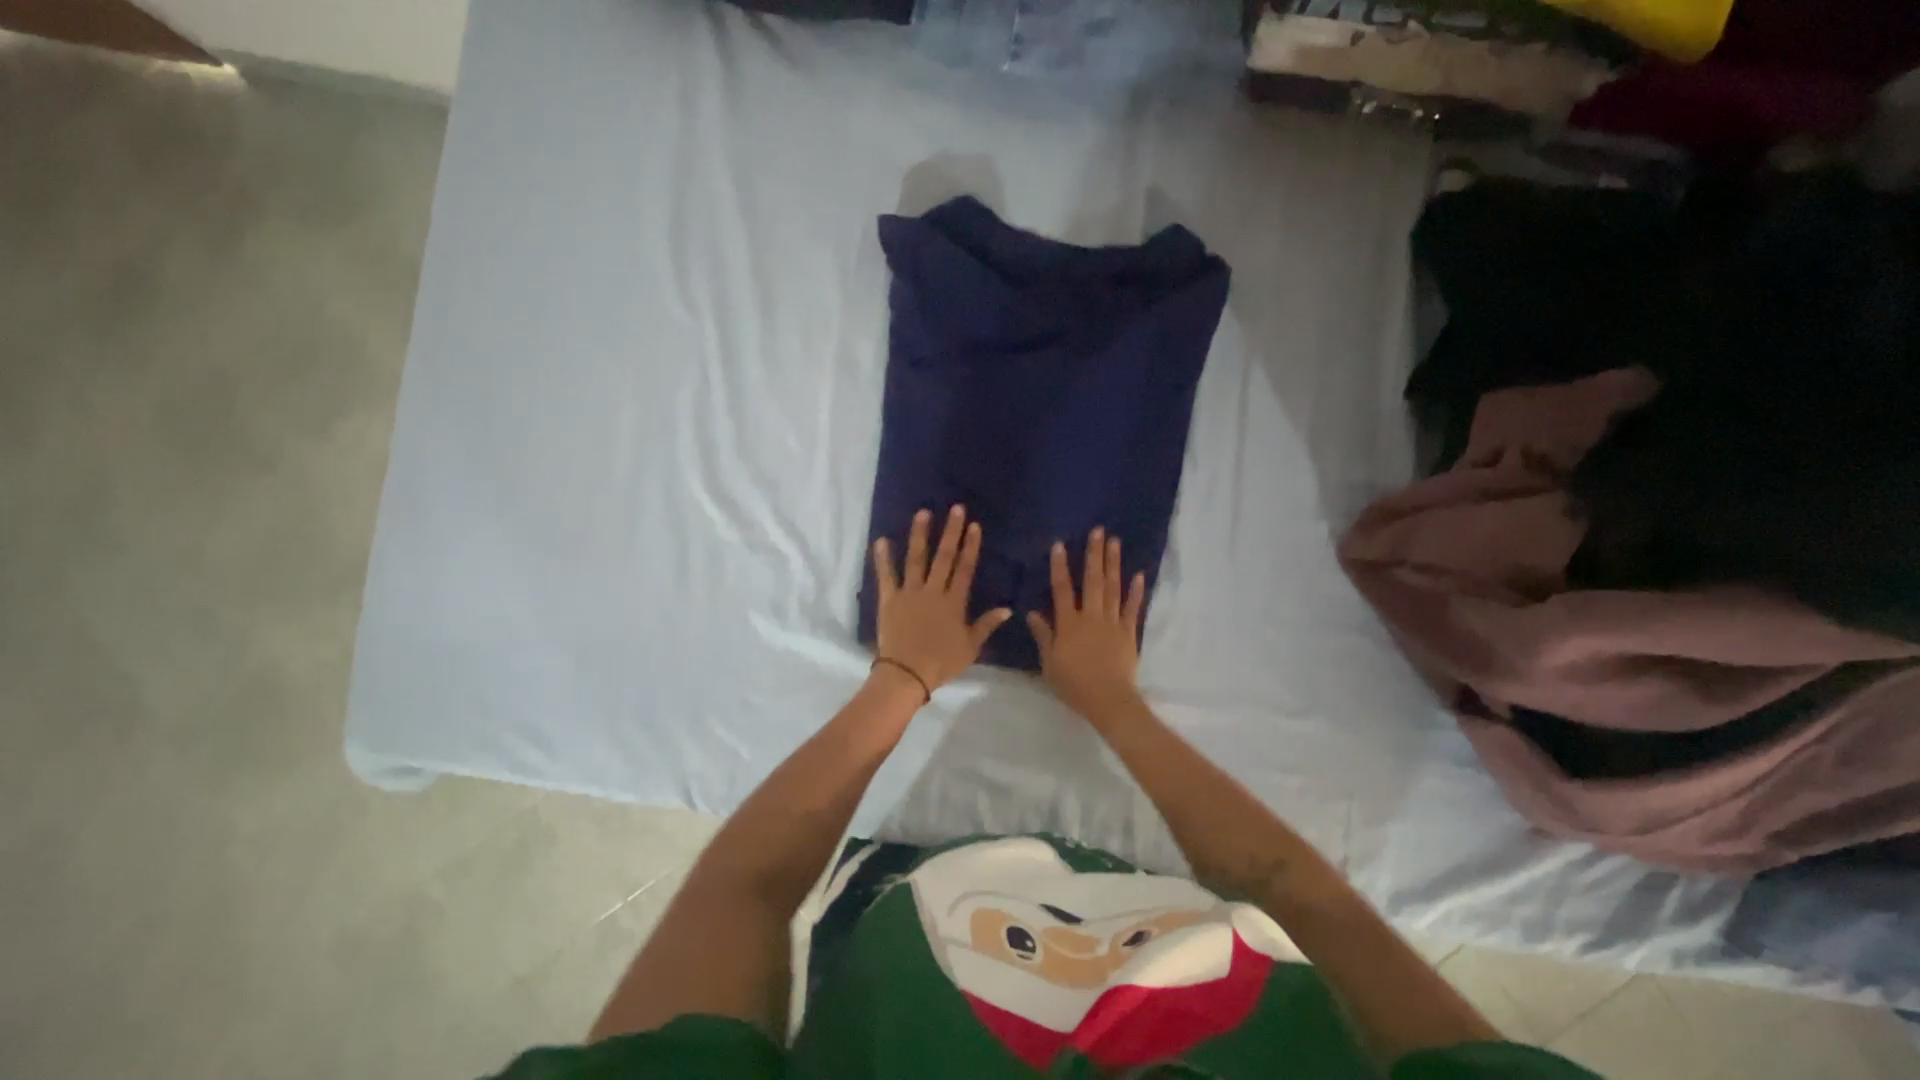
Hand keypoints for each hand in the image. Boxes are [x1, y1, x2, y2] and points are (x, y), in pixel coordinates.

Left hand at [871, 506, 1012, 697]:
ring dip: (920, 535)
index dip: (971, 546)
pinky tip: (882, 540)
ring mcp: (910, 593)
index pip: (965, 568)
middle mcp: (933, 591)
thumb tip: (1007, 609)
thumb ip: (986, 625)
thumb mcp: (971, 647)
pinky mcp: (890, 600)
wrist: (907, 673)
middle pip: (944, 557)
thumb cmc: (941, 662)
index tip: (974, 526)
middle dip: (951, 532)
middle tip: (956, 509)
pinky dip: (883, 559)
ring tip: (923, 513)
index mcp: (954, 602)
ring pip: (916, 559)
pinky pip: (886, 576)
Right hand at [1027, 527, 1146, 720]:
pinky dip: (1135, 591)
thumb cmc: (1073, 684)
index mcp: (1068, 624)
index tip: (1060, 545)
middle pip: (1092, 581)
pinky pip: (1132, 608)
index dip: (1060, 567)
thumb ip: (1043, 636)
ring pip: (1112, 588)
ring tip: (1115, 542)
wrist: (1108, 699)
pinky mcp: (1129, 632)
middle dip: (1094, 555)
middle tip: (1098, 531)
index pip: (1062, 590)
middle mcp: (1090, 616)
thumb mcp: (1049, 663)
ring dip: (1113, 564)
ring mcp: (1112, 622)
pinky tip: (1138, 574)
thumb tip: (1031, 613)